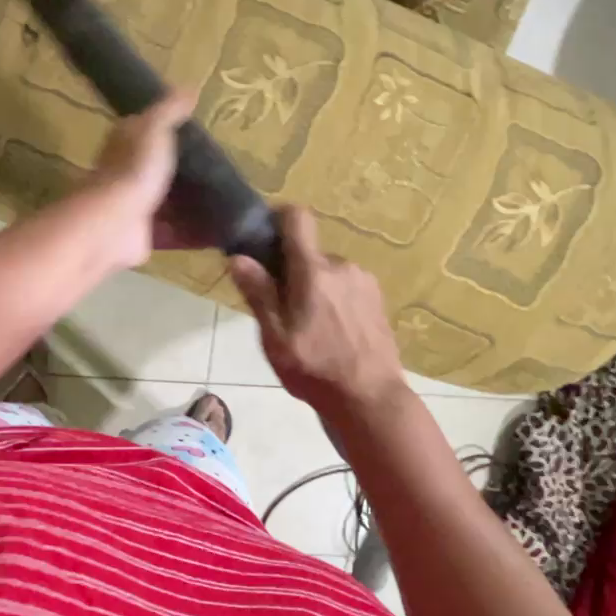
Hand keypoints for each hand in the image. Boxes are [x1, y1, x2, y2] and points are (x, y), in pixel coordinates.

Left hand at [78, 90, 207, 269]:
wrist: (116, 224)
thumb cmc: (134, 168)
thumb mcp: (154, 129)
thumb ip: (170, 111)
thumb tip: (189, 89)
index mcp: (124, 143)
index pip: (144, 129)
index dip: (166, 128)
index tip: (195, 131)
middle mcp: (125, 174)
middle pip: (158, 169)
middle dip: (182, 170)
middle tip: (217, 168)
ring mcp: (134, 207)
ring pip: (167, 202)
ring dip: (189, 203)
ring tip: (222, 199)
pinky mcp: (144, 236)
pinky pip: (173, 232)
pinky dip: (192, 232)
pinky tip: (215, 229)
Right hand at [229, 207, 405, 408]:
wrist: (369, 397)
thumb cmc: (314, 370)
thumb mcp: (275, 338)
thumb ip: (259, 295)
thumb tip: (239, 258)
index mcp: (313, 272)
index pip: (297, 218)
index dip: (277, 219)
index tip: (262, 238)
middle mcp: (342, 266)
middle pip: (309, 254)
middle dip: (291, 273)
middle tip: (278, 312)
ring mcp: (364, 282)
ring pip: (328, 274)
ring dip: (313, 290)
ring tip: (307, 330)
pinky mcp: (377, 300)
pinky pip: (345, 289)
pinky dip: (332, 302)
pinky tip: (330, 335)